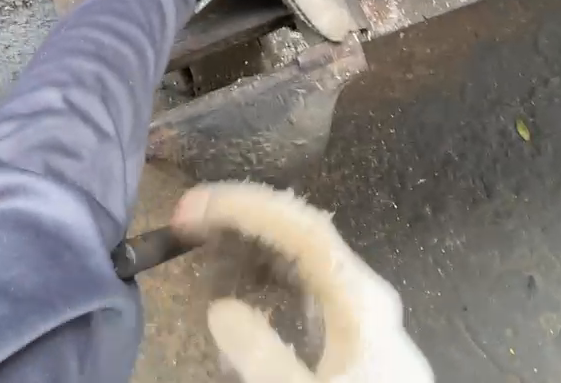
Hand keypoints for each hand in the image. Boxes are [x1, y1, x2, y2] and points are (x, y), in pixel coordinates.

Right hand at [172, 182, 432, 382]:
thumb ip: (261, 353)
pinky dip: (273, 279)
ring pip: (306, 260)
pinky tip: (251, 294)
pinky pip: (309, 290)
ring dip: (258, 243)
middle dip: (246, 216)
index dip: (247, 206)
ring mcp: (365, 319)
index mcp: (361, 297)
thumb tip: (221, 309)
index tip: (196, 207)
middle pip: (302, 233)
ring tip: (213, 241)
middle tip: (193, 217)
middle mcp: (366, 296)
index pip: (300, 227)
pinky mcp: (358, 345)